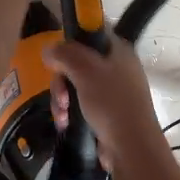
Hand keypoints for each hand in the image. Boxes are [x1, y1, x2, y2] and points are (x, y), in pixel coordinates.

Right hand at [43, 35, 164, 173]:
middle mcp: (117, 67)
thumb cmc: (111, 102)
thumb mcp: (85, 70)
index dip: (70, 42)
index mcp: (118, 50)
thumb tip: (48, 50)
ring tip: (62, 115)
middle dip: (61, 79)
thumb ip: (64, 54)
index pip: (90, 32)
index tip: (56, 59)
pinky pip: (82, 103)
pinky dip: (71, 111)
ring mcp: (113, 91)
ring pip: (76, 84)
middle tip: (60, 95)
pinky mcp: (108, 112)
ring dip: (63, 98)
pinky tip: (65, 123)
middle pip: (78, 62)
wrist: (131, 147)